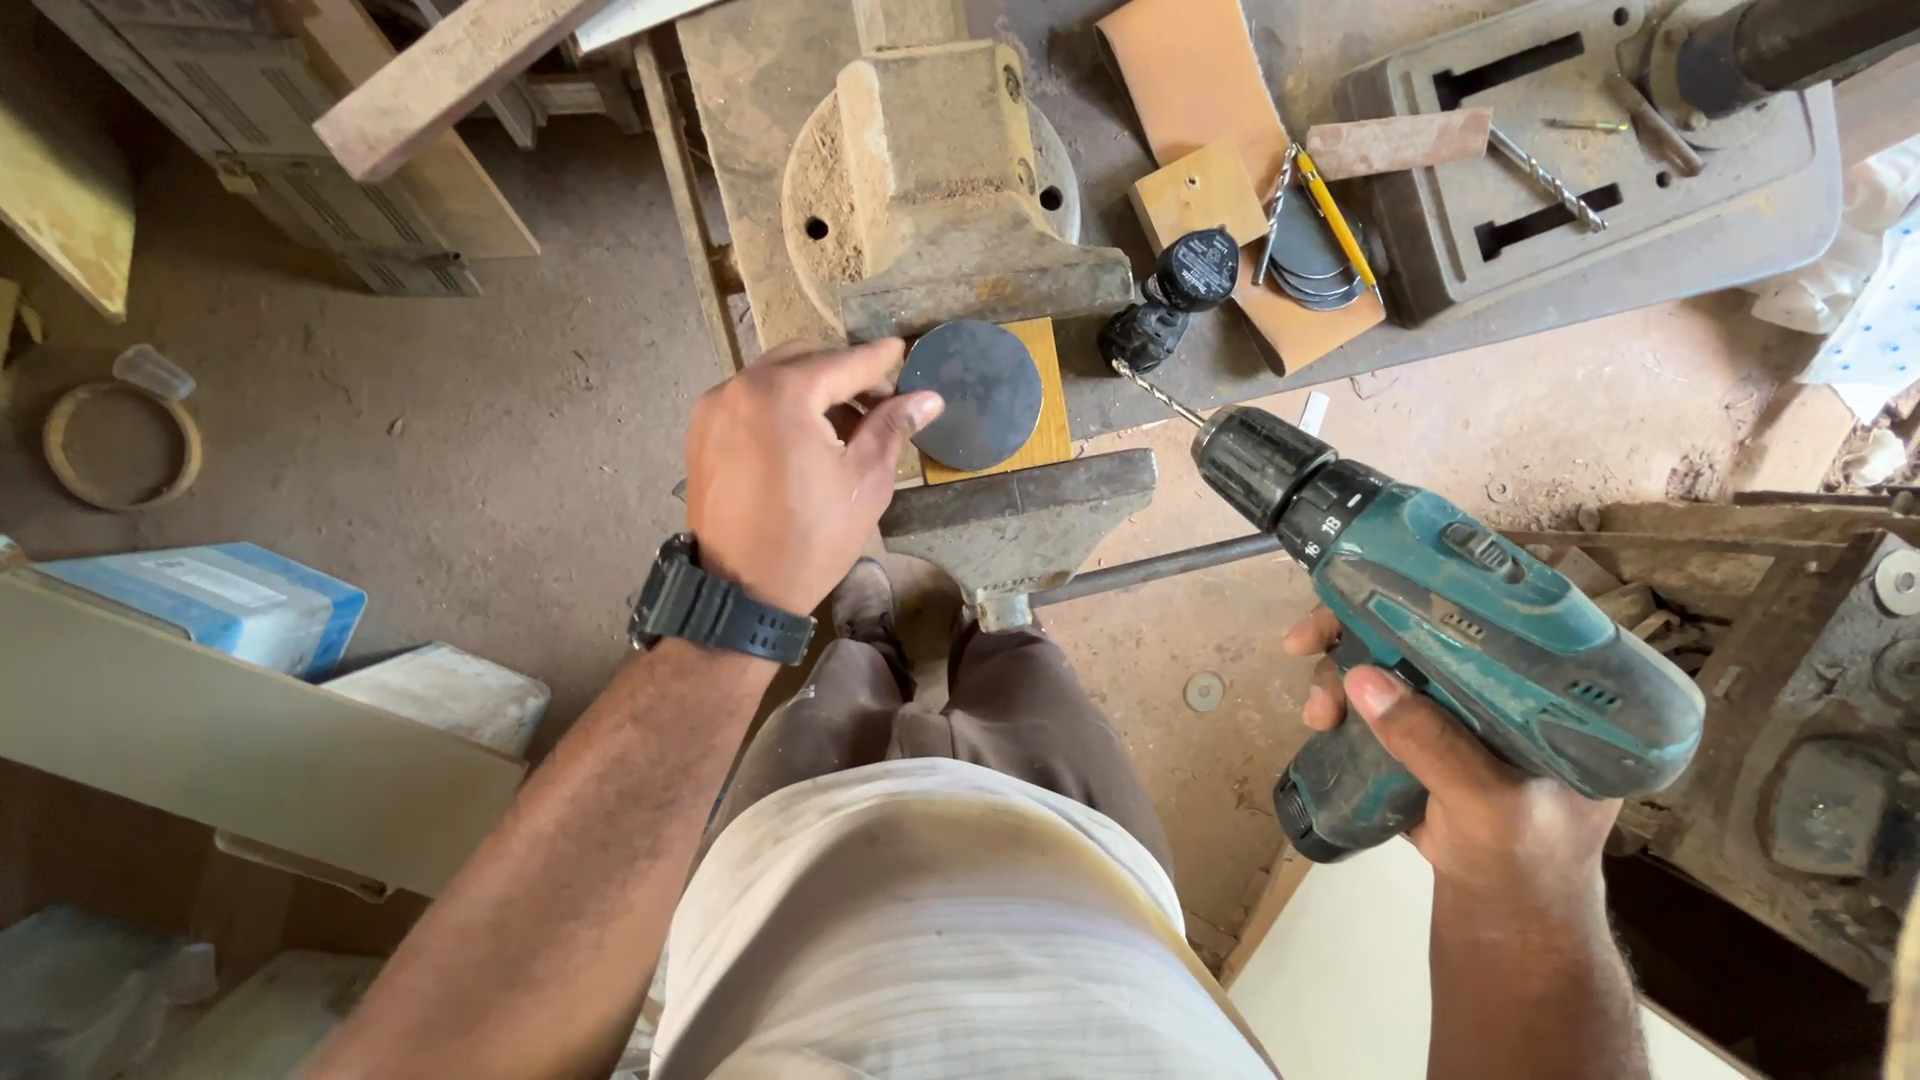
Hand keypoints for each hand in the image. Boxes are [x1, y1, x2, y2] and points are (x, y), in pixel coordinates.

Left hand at [685, 338, 942, 614]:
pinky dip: (781, 405)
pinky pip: (750, 400)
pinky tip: (804, 439)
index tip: (903, 351)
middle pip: (805, 358)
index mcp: (783, 394)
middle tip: (879, 404)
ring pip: (774, 377)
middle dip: (844, 373)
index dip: (880, 360)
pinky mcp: (702, 432)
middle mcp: (740, 387)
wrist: (740, 591)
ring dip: (812, 388)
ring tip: (844, 426)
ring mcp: (713, 409)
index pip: (844, 363)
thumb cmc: (811, 538)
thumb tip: (928, 399)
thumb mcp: (864, 481)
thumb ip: (892, 428)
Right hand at [1282, 606, 1620, 922]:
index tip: (1369, 586)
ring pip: (1384, 660)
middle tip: (1304, 642)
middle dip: (1354, 630)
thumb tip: (1362, 678)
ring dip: (1337, 675)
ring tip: (1317, 714)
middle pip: (1418, 627)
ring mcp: (1453, 704)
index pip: (1490, 612)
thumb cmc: (1527, 859)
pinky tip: (1320, 720)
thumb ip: (1434, 745)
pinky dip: (1337, 699)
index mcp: (1542, 686)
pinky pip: (1369, 696)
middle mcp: (1497, 681)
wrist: (1500, 910)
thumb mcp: (1491, 804)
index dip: (1428, 588)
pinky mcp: (1418, 727)